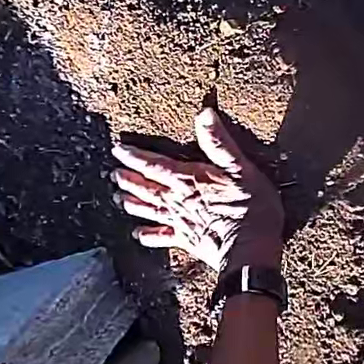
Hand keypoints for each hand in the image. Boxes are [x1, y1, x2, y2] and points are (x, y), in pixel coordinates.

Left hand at [112, 108, 283, 271]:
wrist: (250, 249)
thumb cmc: (250, 206)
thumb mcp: (240, 167)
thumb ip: (219, 142)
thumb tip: (205, 114)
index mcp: (189, 179)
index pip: (154, 165)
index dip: (135, 156)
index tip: (118, 149)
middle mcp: (178, 200)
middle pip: (146, 187)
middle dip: (128, 178)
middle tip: (113, 172)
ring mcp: (180, 222)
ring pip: (149, 210)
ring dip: (133, 202)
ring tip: (119, 197)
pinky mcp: (187, 241)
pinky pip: (162, 237)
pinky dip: (148, 236)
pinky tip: (138, 235)